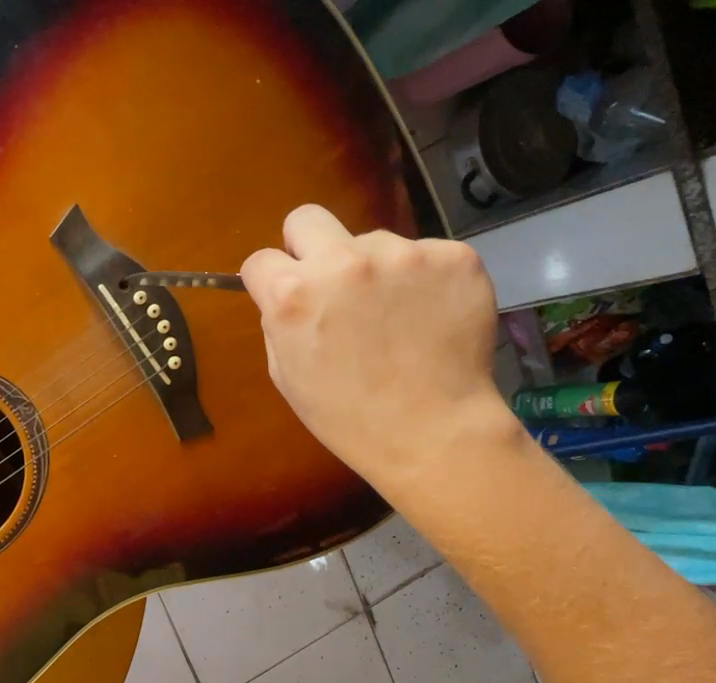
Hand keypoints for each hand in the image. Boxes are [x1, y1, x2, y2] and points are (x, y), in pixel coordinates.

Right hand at [240, 204, 511, 492]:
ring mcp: (403, 253)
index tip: (284, 296)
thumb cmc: (346, 416)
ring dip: (376, 271)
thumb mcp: (287, 375)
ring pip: (373, 242)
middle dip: (309, 247)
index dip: (270, 280)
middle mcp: (343, 261)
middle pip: (307, 218)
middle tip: (330, 284)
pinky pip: (425, 256)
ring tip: (395, 318)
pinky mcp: (453, 256)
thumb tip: (289, 294)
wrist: (431, 430)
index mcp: (292, 294)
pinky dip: (423, 281)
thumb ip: (280, 323)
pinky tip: (428, 318)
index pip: (262, 259)